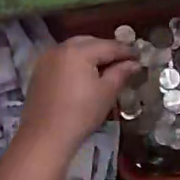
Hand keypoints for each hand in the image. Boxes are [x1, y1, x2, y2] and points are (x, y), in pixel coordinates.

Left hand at [13, 36, 138, 161]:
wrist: (46, 136)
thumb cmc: (81, 113)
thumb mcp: (107, 92)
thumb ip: (121, 73)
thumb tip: (134, 64)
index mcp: (78, 51)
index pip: (108, 46)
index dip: (127, 51)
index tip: (140, 58)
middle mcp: (60, 48)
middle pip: (89, 42)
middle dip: (107, 50)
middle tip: (124, 62)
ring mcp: (46, 59)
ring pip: (74, 49)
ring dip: (91, 55)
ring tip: (106, 68)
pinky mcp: (39, 72)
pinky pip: (63, 59)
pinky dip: (76, 62)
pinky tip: (85, 76)